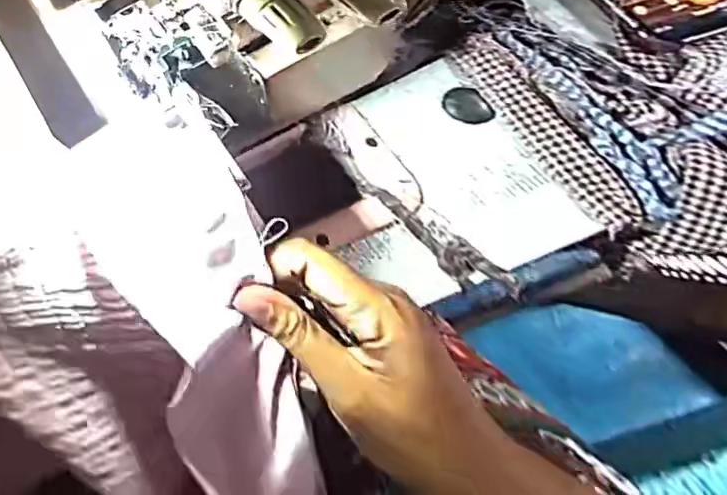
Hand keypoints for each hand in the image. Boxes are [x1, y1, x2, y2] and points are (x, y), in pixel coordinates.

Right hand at [233, 239, 583, 494]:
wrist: (478, 475)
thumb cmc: (419, 441)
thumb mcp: (348, 390)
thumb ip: (297, 335)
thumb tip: (248, 295)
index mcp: (377, 303)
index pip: (305, 254)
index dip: (271, 271)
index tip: (252, 304)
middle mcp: (384, 294)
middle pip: (313, 267)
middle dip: (281, 291)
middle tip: (265, 329)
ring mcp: (388, 308)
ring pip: (322, 286)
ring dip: (298, 308)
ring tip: (289, 344)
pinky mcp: (388, 324)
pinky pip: (338, 304)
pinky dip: (318, 321)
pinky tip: (315, 351)